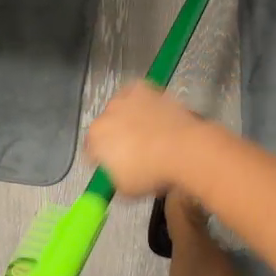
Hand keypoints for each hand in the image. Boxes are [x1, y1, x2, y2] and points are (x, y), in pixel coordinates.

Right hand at [85, 82, 213, 196]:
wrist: (183, 148)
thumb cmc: (152, 171)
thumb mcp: (126, 188)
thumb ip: (115, 179)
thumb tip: (117, 176)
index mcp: (96, 138)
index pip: (92, 149)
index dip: (103, 158)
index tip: (116, 165)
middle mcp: (105, 114)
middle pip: (106, 126)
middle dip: (116, 137)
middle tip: (135, 150)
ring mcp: (125, 98)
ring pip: (121, 109)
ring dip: (130, 119)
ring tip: (150, 133)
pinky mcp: (144, 88)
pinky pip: (137, 95)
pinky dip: (143, 103)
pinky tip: (155, 115)